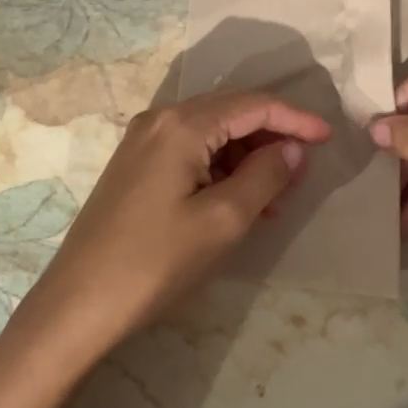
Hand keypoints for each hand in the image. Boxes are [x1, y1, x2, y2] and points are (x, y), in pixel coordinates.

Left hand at [27, 90, 330, 349]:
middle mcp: (160, 119)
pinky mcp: (135, 166)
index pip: (252, 105)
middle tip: (304, 169)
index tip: (328, 138)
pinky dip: (221, 168)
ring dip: (247, 156)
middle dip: (271, 135)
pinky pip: (191, 151)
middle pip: (230, 112)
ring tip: (276, 197)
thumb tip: (293, 149)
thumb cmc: (156, 261)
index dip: (294, 117)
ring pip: (211, 133)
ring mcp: (143, 141)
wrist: (79, 303)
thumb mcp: (222, 220)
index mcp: (182, 124)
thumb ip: (264, 176)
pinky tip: (240, 202)